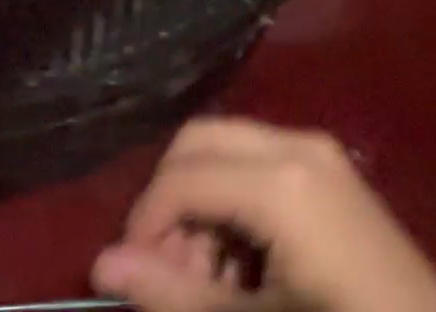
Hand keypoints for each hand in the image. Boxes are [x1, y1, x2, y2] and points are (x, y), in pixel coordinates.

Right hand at [94, 119, 435, 311]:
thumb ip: (173, 293)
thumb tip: (100, 264)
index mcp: (279, 181)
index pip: (180, 178)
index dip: (144, 224)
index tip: (134, 276)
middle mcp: (297, 146)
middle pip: (199, 142)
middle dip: (171, 201)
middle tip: (170, 269)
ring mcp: (322, 153)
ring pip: (228, 150)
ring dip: (203, 205)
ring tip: (211, 280)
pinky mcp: (335, 171)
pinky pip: (262, 163)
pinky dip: (236, 203)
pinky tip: (248, 266)